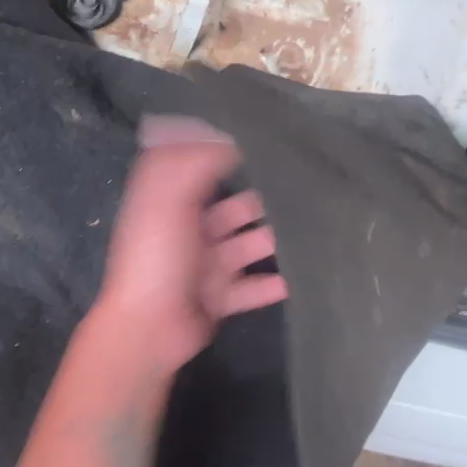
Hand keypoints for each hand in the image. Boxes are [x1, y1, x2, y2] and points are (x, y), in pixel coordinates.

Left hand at [89, 116, 288, 373]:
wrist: (147, 328)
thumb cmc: (155, 255)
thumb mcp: (169, 199)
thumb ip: (197, 165)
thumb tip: (229, 138)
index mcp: (168, 201)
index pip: (198, 167)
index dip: (225, 153)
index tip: (266, 141)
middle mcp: (186, 228)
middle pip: (231, 206)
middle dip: (263, 198)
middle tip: (308, 186)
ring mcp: (203, 263)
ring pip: (247, 244)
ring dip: (274, 238)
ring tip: (318, 227)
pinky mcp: (218, 297)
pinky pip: (253, 286)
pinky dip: (275, 282)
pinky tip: (305, 275)